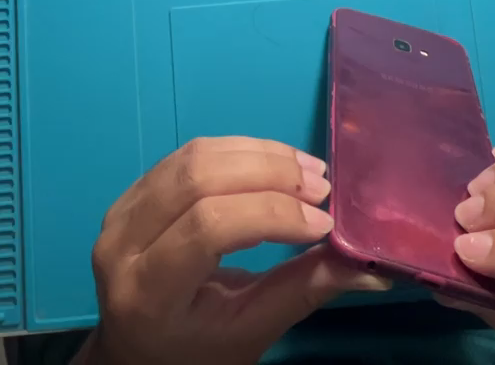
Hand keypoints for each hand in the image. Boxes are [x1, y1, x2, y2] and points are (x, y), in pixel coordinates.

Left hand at [75, 137, 390, 364]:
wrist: (134, 353)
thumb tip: (373, 270)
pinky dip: (238, 150)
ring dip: (258, 153)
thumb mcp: (249, 333)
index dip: (270, 213)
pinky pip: (189, 153)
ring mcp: (122, 208)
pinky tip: (273, 161)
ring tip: (306, 169)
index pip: (208, 227)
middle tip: (321, 185)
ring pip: (195, 155)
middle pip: (198, 178)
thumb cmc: (194, 354)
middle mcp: (122, 241)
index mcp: (146, 291)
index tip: (324, 222)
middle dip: (268, 172)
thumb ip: (303, 291)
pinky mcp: (134, 189)